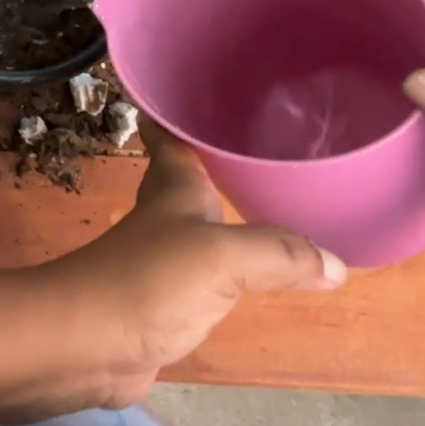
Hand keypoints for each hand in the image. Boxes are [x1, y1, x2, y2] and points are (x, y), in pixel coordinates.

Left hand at [32, 118, 345, 408]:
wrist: (88, 339)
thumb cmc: (148, 281)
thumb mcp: (221, 257)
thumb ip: (277, 253)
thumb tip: (336, 262)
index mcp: (173, 189)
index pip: (170, 137)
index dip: (174, 112)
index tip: (188, 86)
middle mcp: (165, 215)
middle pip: (185, 175)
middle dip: (210, 157)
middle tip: (252, 141)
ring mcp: (162, 256)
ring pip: (197, 221)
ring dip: (223, 209)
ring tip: (268, 201)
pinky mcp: (164, 296)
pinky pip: (205, 267)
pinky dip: (230, 262)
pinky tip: (253, 272)